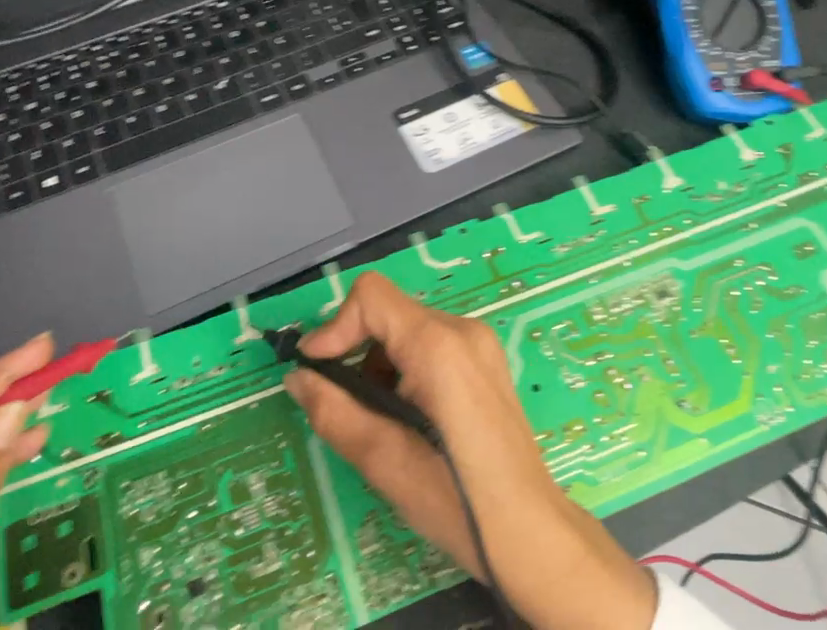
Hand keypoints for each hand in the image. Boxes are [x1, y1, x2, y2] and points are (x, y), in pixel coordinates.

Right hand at [285, 272, 656, 629]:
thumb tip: (298, 378)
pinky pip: (431, 346)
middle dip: (356, 353)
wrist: (528, 530)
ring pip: (407, 330)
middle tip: (346, 406)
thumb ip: (333, 410)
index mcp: (440, 345)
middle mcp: (463, 331)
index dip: (335, 327)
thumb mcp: (382, 460)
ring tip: (381, 422)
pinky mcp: (486, 363)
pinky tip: (408, 419)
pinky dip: (405, 370)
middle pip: (388, 313)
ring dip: (379, 365)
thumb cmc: (455, 500)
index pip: (371, 296)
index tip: (318, 372)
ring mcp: (480, 345)